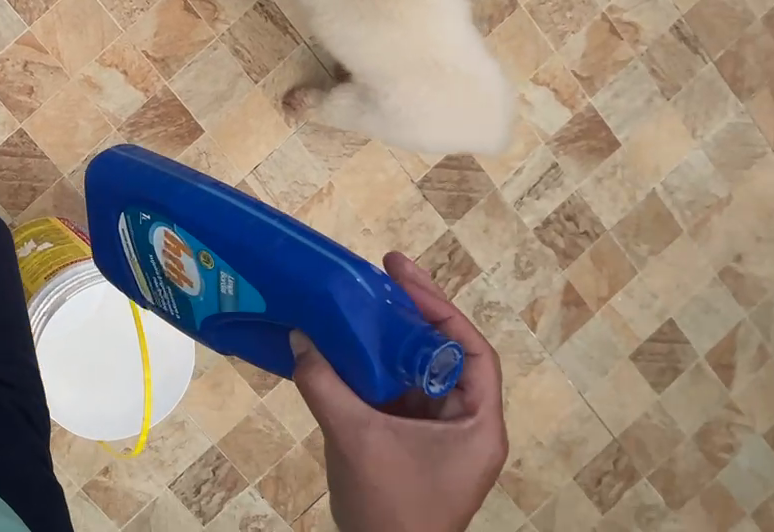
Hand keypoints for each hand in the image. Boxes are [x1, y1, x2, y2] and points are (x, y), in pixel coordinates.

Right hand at [292, 252, 506, 531]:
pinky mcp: (400, 437)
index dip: (439, 309)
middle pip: (442, 353)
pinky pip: (387, 386)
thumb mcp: (354, 437)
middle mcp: (459, 421)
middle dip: (411, 310)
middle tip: (377, 271)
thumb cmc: (391, 503)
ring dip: (385, 334)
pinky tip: (336, 343)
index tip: (401, 275)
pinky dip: (364, 360)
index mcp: (474, 423)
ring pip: (412, 367)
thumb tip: (299, 335)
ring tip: (352, 298)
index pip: (471, 352)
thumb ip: (324, 382)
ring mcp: (430, 430)